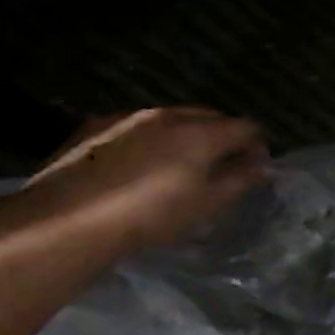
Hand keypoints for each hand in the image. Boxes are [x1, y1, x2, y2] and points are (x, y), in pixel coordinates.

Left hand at [13, 108, 270, 249]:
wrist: (69, 218)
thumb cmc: (153, 215)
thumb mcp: (208, 204)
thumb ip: (241, 180)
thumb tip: (265, 166)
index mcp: (200, 133)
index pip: (246, 127)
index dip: (259, 145)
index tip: (257, 168)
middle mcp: (166, 115)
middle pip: (210, 116)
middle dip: (225, 136)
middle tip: (225, 167)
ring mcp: (128, 117)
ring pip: (173, 118)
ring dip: (188, 136)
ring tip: (183, 167)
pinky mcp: (96, 126)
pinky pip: (138, 126)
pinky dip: (153, 140)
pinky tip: (143, 167)